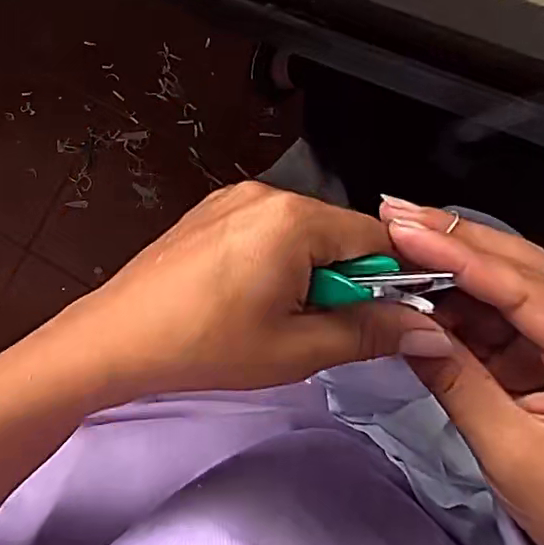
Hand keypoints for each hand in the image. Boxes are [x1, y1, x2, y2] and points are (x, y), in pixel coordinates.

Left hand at [40, 183, 453, 402]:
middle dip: (345, 279)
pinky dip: (279, 257)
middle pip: (339, 231)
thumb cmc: (202, 345)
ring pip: (305, 231)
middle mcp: (267, 194)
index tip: (388, 316)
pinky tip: (250, 295)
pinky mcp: (215, 208)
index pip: (377, 238)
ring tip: (276, 315)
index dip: (393, 280)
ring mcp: (236, 197)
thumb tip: (428, 332)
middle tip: (318, 325)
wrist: (114, 338)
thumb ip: (370, 334)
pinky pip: (270, 227)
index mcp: (294, 219)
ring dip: (311, 270)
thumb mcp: (296, 350)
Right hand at [379, 198, 543, 544]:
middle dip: (459, 242)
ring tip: (404, 247)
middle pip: (530, 271)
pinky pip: (517, 317)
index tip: (409, 231)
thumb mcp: (517, 460)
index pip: (532, 290)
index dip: (462, 256)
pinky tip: (431, 289)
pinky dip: (470, 303)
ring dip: (460, 268)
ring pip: (520, 285)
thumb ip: (459, 381)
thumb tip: (408, 326)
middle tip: (400, 217)